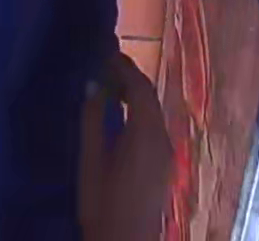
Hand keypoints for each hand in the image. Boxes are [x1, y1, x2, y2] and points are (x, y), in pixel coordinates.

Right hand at [77, 52, 172, 240]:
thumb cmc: (104, 206)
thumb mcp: (91, 161)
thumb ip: (92, 119)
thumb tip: (92, 83)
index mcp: (146, 132)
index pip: (139, 86)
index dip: (123, 66)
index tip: (106, 53)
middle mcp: (162, 136)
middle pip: (149, 95)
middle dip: (129, 76)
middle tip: (106, 65)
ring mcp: (166, 151)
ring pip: (153, 109)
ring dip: (134, 93)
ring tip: (110, 85)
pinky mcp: (164, 163)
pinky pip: (154, 124)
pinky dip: (139, 110)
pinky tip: (122, 114)